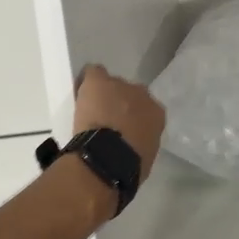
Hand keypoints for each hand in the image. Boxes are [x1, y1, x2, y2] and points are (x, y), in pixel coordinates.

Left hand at [73, 65, 165, 181]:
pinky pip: (94, 72)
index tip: (123, 130)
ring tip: (90, 110)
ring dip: (103, 96)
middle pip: (130, 94)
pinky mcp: (99, 82)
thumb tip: (132, 143)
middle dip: (120, 105)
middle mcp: (143, 95)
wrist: (108, 159)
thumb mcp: (144, 155)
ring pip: (111, 85)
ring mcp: (120, 86)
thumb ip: (141, 141)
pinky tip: (81, 89)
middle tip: (107, 121)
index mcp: (157, 114)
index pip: (146, 111)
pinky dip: (88, 80)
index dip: (133, 119)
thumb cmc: (128, 166)